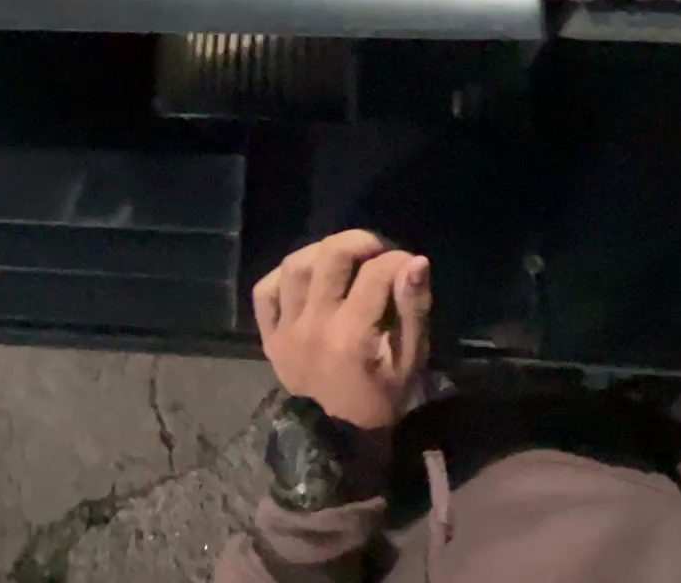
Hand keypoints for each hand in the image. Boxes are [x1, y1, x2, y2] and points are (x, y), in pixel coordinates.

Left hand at [252, 230, 432, 430]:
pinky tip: (309, 279)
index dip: (398, 259)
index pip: (376, 273)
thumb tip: (416, 260)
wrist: (340, 440)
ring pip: (294, 265)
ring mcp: (285, 332)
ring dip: (322, 252)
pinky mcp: (268, 337)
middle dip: (360, 241)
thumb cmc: (385, 397)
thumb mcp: (411, 359)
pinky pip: (265, 291)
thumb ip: (414, 308)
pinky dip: (284, 276)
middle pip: (330, 256)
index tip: (409, 264)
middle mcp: (313, 328)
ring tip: (345, 259)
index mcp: (351, 338)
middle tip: (377, 250)